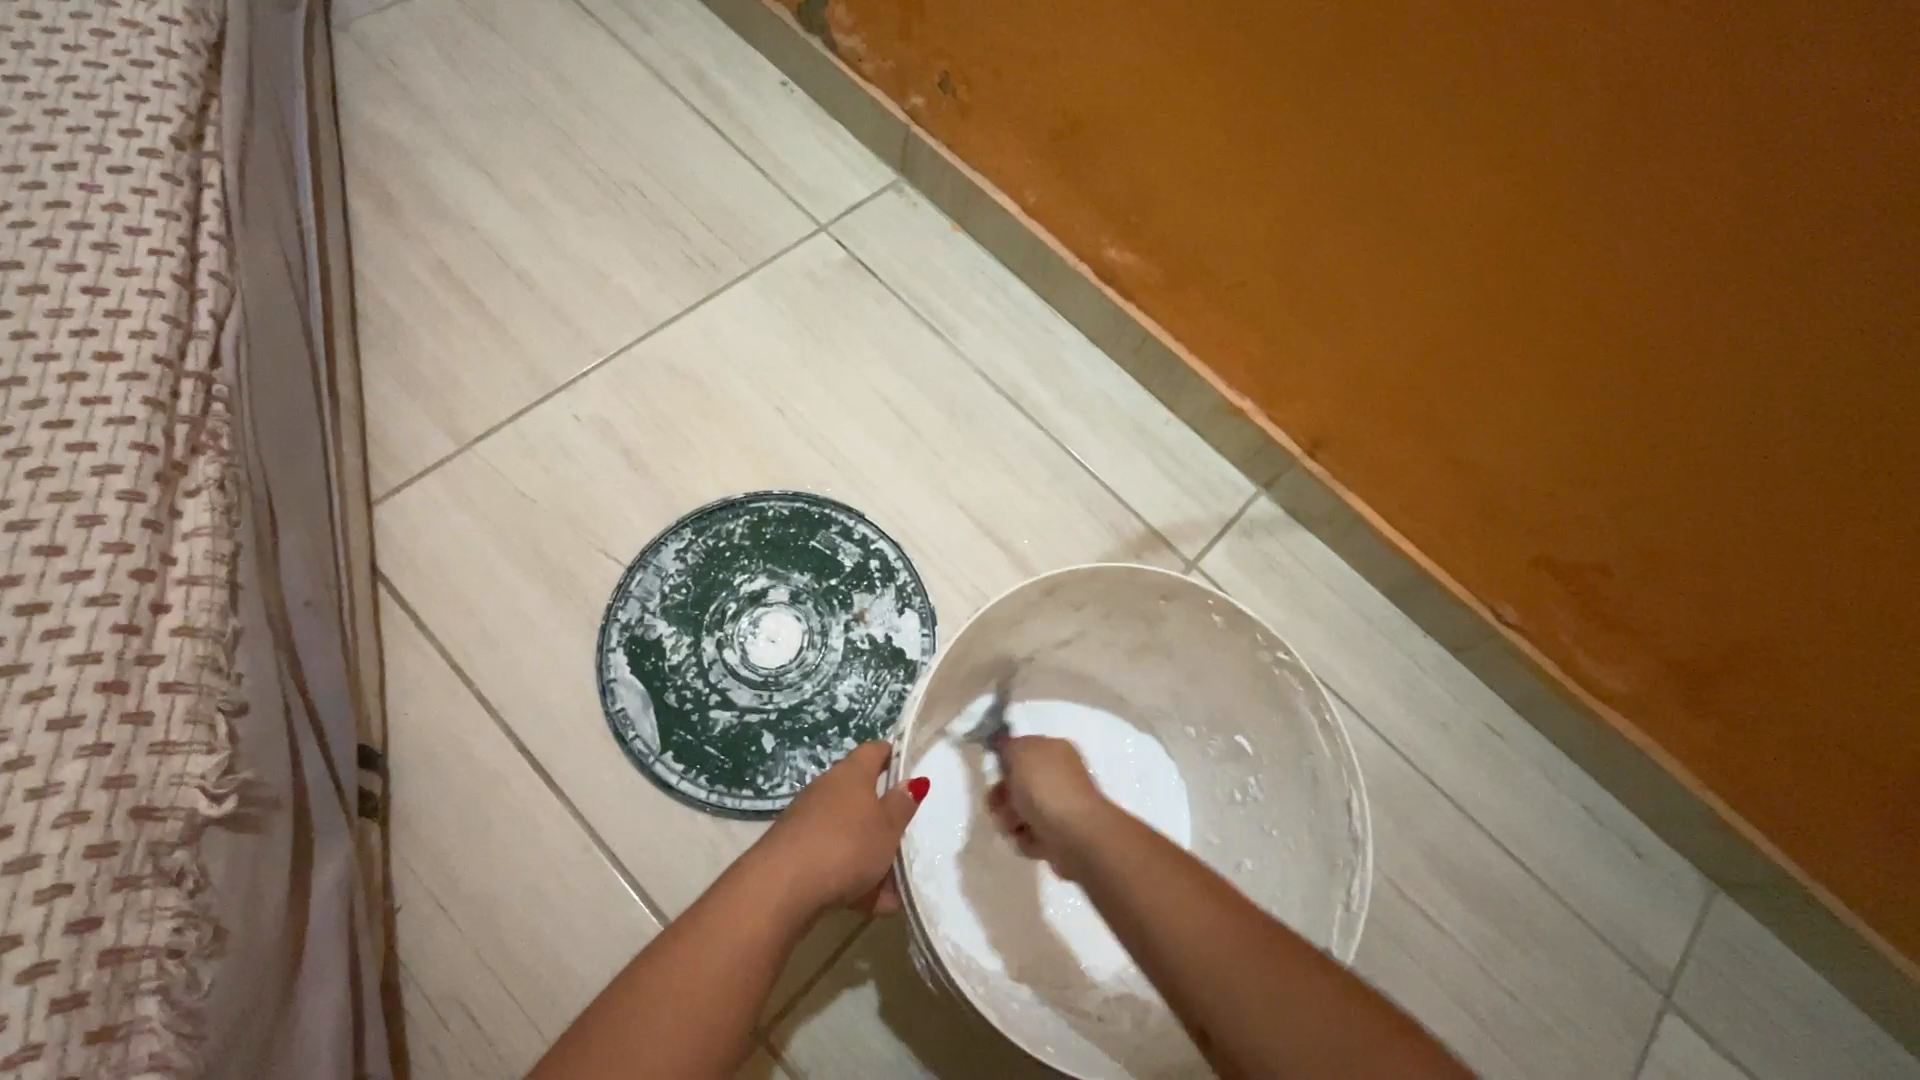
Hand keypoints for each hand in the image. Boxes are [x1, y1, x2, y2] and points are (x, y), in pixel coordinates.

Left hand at [757, 741, 927, 917]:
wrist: (782, 888)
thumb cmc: (846, 846)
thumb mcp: (887, 828)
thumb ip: (901, 806)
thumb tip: (912, 781)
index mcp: (851, 774)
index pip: (874, 751)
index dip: (893, 756)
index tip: (910, 769)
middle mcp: (827, 790)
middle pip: (862, 798)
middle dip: (885, 823)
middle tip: (907, 842)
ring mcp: (808, 821)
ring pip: (849, 834)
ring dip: (871, 858)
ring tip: (893, 892)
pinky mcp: (796, 852)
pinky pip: (833, 859)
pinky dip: (851, 877)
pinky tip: (870, 905)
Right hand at [986, 735, 1116, 879]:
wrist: (1076, 835)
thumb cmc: (1046, 788)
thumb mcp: (1021, 752)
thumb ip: (1008, 745)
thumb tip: (1005, 746)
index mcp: (1054, 750)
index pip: (1022, 750)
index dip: (1004, 761)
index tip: (995, 773)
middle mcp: (1059, 776)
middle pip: (1017, 783)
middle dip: (1002, 796)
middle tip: (999, 804)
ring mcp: (1059, 807)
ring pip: (1019, 811)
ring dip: (1009, 819)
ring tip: (1016, 825)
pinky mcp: (1057, 836)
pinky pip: (1028, 836)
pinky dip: (1025, 839)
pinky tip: (1031, 838)